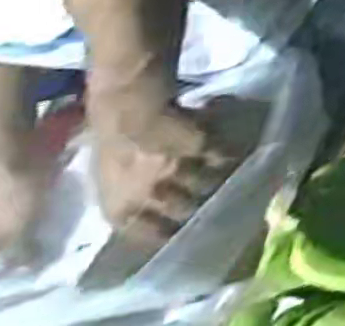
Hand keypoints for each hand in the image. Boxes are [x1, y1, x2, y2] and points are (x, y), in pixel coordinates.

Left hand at [89, 95, 231, 244]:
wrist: (126, 108)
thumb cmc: (112, 148)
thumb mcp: (110, 189)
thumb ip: (134, 207)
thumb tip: (162, 218)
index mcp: (122, 212)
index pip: (157, 235)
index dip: (176, 231)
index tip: (191, 226)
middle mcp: (151, 196)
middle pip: (189, 210)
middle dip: (202, 205)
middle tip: (216, 199)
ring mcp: (177, 170)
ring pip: (211, 184)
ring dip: (221, 179)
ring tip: (232, 174)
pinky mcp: (200, 145)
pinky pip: (224, 158)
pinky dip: (232, 155)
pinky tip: (235, 153)